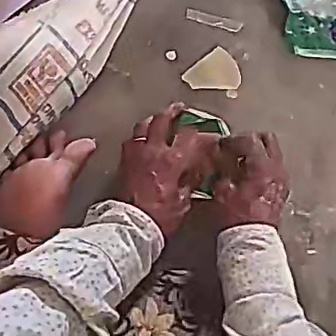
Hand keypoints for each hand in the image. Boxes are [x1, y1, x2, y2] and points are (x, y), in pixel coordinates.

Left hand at [116, 104, 215, 235]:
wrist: (131, 226)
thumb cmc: (159, 217)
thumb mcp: (184, 201)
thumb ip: (192, 180)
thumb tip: (199, 170)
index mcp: (173, 160)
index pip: (192, 137)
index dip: (204, 135)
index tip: (211, 137)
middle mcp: (154, 151)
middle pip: (164, 120)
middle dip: (175, 112)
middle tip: (181, 109)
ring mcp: (136, 154)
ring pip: (144, 125)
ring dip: (154, 119)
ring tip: (160, 117)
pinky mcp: (124, 161)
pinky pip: (131, 139)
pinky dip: (139, 134)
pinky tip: (142, 136)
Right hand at [212, 132, 288, 229]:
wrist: (253, 241)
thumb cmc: (237, 216)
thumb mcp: (222, 190)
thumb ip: (222, 169)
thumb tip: (220, 159)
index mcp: (262, 165)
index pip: (249, 139)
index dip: (233, 140)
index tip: (222, 145)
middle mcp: (277, 169)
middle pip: (267, 139)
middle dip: (251, 141)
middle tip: (235, 149)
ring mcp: (283, 179)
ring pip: (273, 154)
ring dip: (258, 155)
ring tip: (241, 164)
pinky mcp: (283, 190)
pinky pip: (275, 169)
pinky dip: (263, 168)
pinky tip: (250, 178)